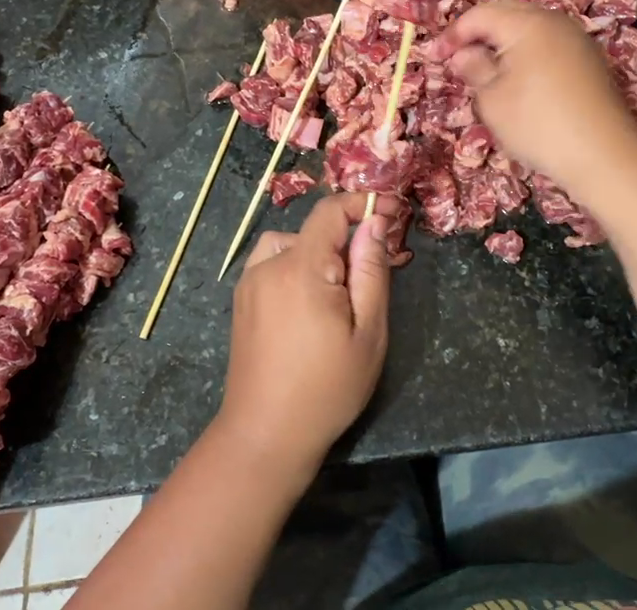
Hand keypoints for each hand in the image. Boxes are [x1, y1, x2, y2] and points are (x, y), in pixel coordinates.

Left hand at [214, 193, 402, 471]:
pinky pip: (272, 264)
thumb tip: (375, 222)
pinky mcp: (242, 301)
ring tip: (337, 297)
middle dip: (346, 241)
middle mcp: (269, 266)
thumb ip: (371, 271)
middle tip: (372, 279)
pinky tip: (308, 306)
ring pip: (290, 244)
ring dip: (318, 254)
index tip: (395, 212)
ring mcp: (249, 283)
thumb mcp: (367, 332)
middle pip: (313, 230)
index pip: (331, 211)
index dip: (364, 203)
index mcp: (303, 268)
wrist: (264, 434)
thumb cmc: (326, 388)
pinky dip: (295, 268)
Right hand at [437, 0, 636, 197]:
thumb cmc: (538, 125)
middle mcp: (554, 21)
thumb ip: (474, 69)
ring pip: (530, 27)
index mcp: (527, 24)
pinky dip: (526, 52)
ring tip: (485, 68)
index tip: (434, 56)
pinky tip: (518, 78)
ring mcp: (576, 39)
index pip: (479, 15)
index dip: (453, 34)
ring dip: (503, 41)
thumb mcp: (493, 100)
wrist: (604, 155)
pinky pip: (548, 43)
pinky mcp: (589, 60)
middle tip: (457, 58)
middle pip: (507, 13)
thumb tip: (463, 54)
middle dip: (478, 32)